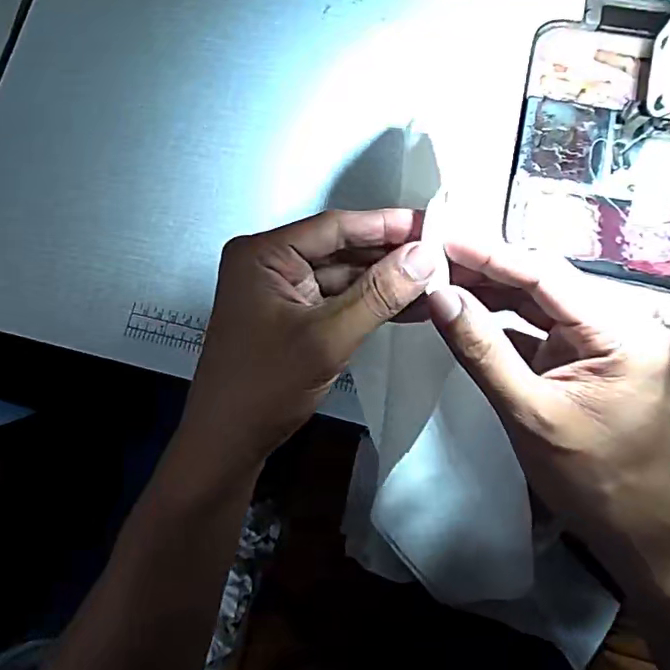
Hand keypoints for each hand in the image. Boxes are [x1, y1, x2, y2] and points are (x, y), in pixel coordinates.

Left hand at [187, 209, 440, 469]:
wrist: (227, 446)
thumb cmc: (265, 387)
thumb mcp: (328, 337)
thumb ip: (379, 293)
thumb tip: (425, 255)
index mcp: (263, 254)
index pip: (335, 227)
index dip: (386, 224)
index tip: (431, 223)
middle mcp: (270, 262)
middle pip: (342, 248)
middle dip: (391, 253)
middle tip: (442, 252)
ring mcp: (282, 290)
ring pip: (345, 274)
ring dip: (387, 280)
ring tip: (437, 278)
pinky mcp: (294, 315)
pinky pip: (340, 298)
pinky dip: (373, 303)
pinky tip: (413, 304)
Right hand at [425, 238, 669, 572]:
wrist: (638, 538)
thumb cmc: (593, 483)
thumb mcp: (530, 415)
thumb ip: (483, 351)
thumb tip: (440, 294)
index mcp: (623, 330)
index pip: (547, 276)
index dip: (491, 254)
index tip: (443, 238)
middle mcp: (619, 322)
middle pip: (544, 283)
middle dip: (487, 270)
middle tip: (432, 256)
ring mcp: (603, 340)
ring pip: (539, 302)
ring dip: (491, 293)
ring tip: (441, 277)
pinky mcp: (586, 358)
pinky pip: (541, 328)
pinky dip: (503, 323)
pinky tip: (466, 310)